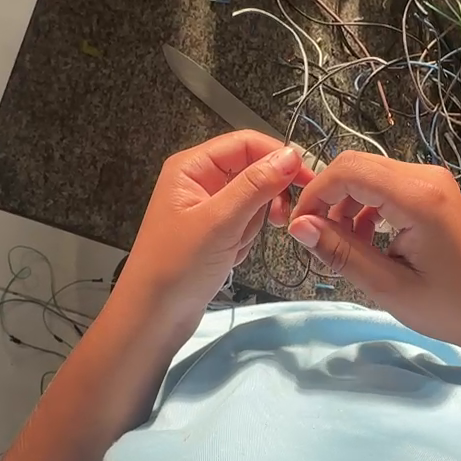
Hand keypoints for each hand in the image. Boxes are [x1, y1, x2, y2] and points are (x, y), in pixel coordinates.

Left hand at [118, 131, 315, 325]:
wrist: (154, 316)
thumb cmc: (175, 268)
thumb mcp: (220, 222)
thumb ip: (256, 185)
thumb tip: (289, 156)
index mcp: (192, 167)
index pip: (246, 143)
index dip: (279, 157)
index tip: (307, 178)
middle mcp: (199, 181)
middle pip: (254, 171)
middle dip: (267, 198)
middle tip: (278, 219)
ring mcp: (208, 207)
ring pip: (254, 200)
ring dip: (254, 224)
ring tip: (235, 245)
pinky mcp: (214, 231)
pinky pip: (246, 223)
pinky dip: (246, 239)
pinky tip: (230, 255)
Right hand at [286, 152, 460, 350]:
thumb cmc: (446, 307)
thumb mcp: (387, 286)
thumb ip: (341, 252)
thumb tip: (298, 227)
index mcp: (419, 198)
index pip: (350, 172)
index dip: (316, 195)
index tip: (299, 229)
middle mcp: (427, 177)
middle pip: (357, 165)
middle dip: (328, 197)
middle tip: (316, 238)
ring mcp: (433, 181)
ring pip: (369, 174)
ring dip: (346, 203)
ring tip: (343, 245)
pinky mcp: (433, 191)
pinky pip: (386, 185)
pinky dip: (365, 206)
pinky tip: (365, 239)